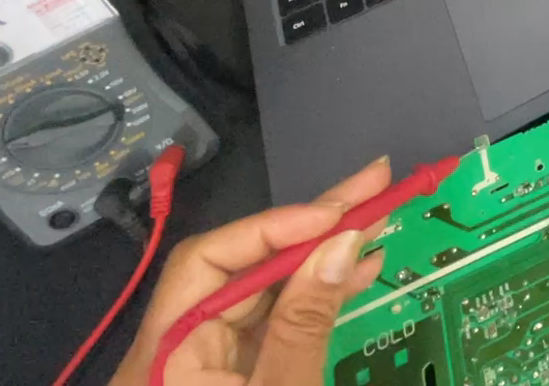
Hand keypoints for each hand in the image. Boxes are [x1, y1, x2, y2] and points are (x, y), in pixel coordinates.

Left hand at [109, 157, 391, 385]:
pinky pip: (278, 317)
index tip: (340, 215)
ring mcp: (205, 365)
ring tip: (383, 215)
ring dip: (329, 249)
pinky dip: (321, 288)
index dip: (277, 226)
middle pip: (245, 265)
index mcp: (165, 356)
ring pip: (269, 287)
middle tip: (378, 181)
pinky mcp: (234, 376)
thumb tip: (343, 242)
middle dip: (316, 223)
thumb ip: (304, 324)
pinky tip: (361, 267)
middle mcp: (177, 351)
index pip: (209, 259)